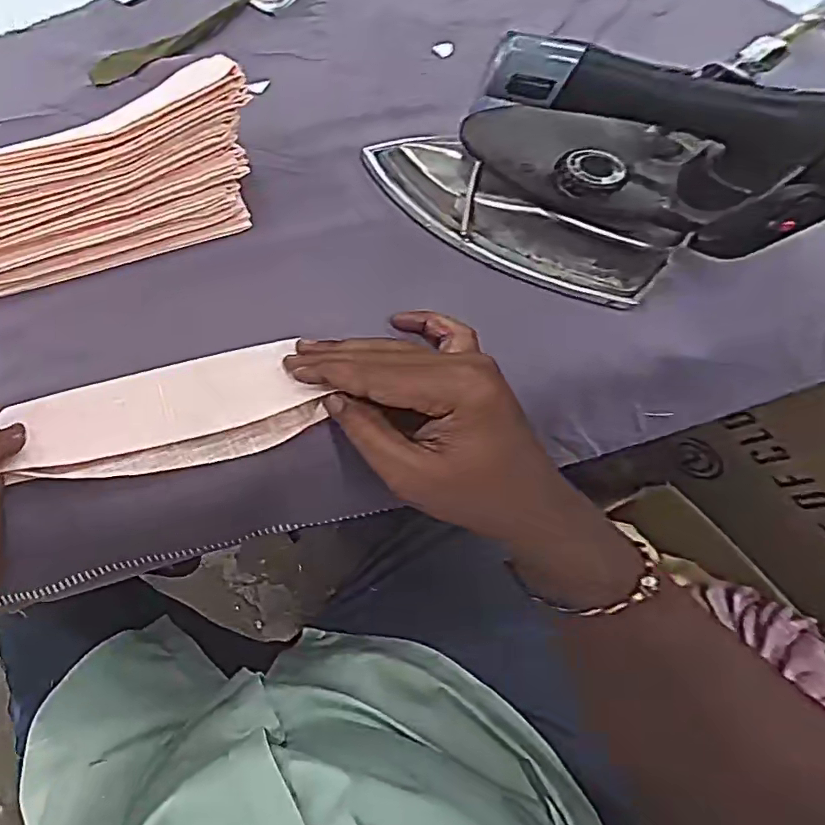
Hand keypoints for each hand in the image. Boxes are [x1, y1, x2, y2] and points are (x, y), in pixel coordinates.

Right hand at [283, 311, 595, 545]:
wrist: (530, 505)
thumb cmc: (472, 497)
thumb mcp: (409, 475)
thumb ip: (368, 432)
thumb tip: (334, 397)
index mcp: (456, 389)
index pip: (378, 375)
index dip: (332, 372)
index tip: (295, 368)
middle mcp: (468, 365)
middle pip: (388, 356)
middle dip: (338, 357)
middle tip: (297, 355)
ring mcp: (476, 363)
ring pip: (405, 349)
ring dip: (361, 348)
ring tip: (319, 347)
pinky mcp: (479, 370)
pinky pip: (449, 335)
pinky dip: (423, 325)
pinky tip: (398, 318)